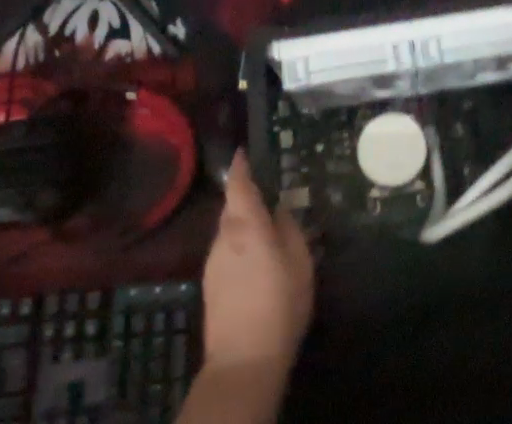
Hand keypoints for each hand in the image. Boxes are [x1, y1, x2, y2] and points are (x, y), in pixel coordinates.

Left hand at [201, 151, 314, 373]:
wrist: (243, 358)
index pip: (239, 186)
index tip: (243, 152)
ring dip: (243, 224)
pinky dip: (239, 246)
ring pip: (228, 231)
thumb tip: (279, 209)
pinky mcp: (211, 284)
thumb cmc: (280, 303)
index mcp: (247, 226)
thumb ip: (289, 229)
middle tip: (267, 195)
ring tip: (266, 230)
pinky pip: (227, 251)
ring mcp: (213, 262)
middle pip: (231, 208)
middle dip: (245, 197)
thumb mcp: (300, 261)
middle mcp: (224, 237)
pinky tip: (256, 262)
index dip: (241, 167)